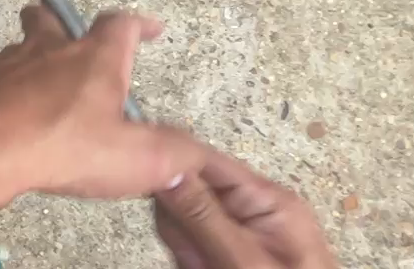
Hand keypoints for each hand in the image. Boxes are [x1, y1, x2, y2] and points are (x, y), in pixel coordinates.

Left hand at [0, 5, 207, 211]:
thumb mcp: (138, 158)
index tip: (149, 26)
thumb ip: (176, 153)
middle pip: (50, 19)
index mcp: (92, 60)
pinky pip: (2, 76)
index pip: (118, 26)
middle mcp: (47, 49)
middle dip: (64, 25)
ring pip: (24, 48)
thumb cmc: (61, 144)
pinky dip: (15, 88)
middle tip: (76, 42)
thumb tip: (193, 153)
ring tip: (54, 91)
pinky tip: (23, 114)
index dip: (137, 24)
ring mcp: (8, 62)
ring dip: (40, 61)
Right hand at [154, 151, 336, 268]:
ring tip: (204, 266)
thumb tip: (161, 162)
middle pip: (183, 184)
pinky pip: (185, 231)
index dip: (167, 168)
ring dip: (182, 243)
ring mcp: (240, 223)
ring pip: (178, 210)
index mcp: (269, 199)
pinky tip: (202, 266)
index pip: (199, 156)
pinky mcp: (228, 239)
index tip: (145, 188)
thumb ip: (202, 213)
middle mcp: (253, 203)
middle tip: (197, 258)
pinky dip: (187, 253)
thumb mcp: (246, 264)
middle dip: (179, 223)